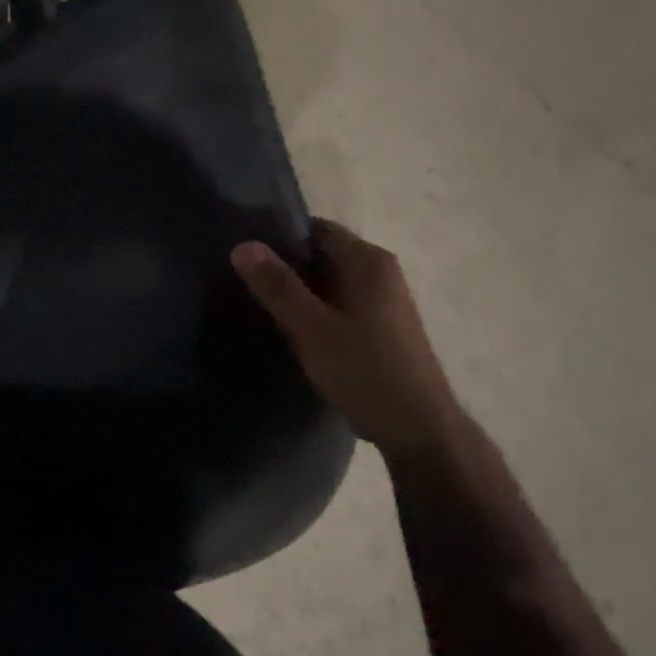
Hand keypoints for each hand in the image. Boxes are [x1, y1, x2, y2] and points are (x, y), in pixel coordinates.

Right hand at [231, 220, 466, 459]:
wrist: (416, 426)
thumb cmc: (363, 370)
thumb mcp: (311, 328)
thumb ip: (277, 286)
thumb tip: (242, 245)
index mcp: (368, 262)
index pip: (315, 229)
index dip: (277, 236)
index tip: (242, 252)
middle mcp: (380, 272)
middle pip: (321, 254)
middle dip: (283, 265)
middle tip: (239, 279)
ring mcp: (383, 300)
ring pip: (328, 281)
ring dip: (296, 290)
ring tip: (256, 303)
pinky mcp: (380, 326)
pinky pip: (337, 303)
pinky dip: (312, 309)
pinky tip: (289, 329)